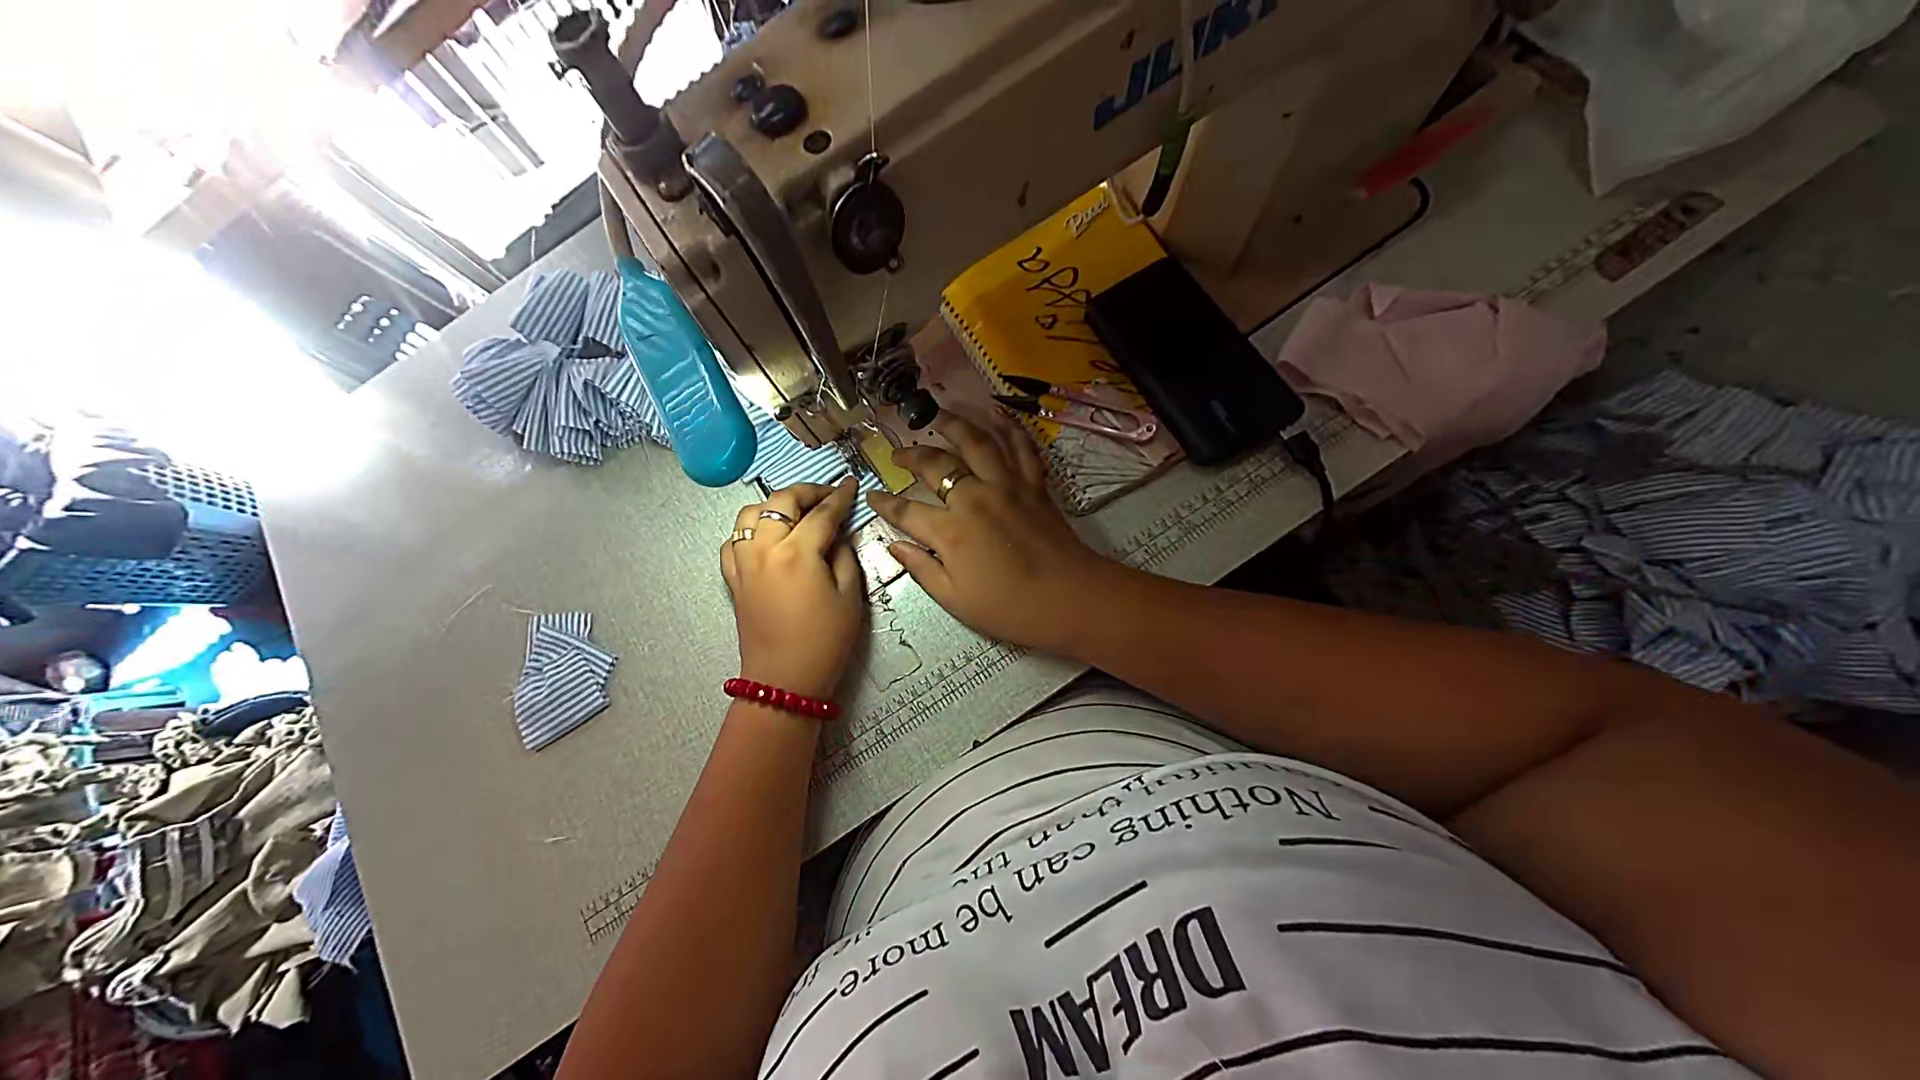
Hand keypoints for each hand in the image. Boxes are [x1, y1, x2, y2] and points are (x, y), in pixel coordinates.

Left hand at [720, 479, 865, 699]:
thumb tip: (838, 535)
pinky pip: (733, 541)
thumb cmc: (824, 642)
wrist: (785, 680)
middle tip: (827, 496)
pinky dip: (749, 530)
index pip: (822, 513)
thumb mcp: (849, 596)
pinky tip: (766, 536)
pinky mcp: (733, 578)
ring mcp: (743, 563)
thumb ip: (844, 556)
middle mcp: (764, 549)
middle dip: (807, 492)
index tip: (851, 485)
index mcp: (797, 553)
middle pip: (781, 502)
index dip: (840, 497)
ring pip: (749, 514)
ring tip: (796, 513)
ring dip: (774, 506)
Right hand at [867, 414, 1119, 652]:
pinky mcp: (1034, 485)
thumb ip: (921, 568)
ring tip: (938, 414)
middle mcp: (974, 498)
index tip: (871, 495)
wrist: (1069, 598)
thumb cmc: (1009, 608)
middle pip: (936, 465)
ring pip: (977, 442)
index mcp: (950, 531)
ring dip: (954, 424)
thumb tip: (895, 545)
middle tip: (898, 453)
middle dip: (911, 455)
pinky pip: (1021, 448)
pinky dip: (1010, 428)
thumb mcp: (955, 599)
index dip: (885, 503)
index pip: (906, 511)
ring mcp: (1007, 486)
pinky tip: (998, 414)